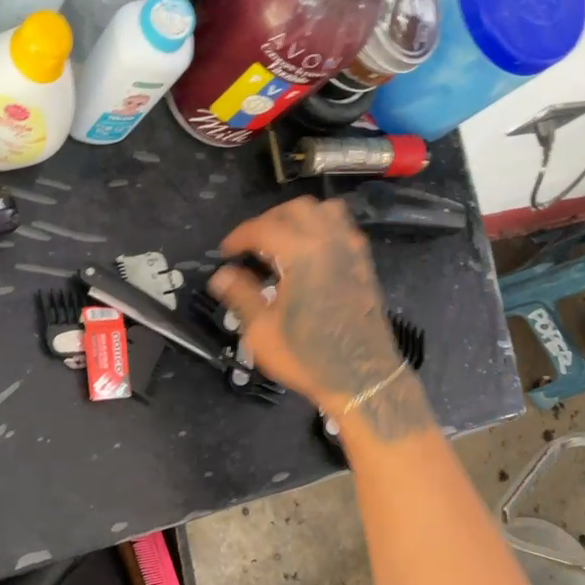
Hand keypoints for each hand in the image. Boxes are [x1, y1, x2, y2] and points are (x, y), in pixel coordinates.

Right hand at [207, 197, 431, 441]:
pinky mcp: (363, 262)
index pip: (264, 228)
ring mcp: (351, 249)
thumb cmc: (306, 356)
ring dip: (297, 219)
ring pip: (323, 211)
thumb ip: (241, 295)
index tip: (225, 252)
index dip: (239, 236)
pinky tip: (307, 255)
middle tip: (250, 246)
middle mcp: (329, 241)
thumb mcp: (262, 330)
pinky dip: (320, 229)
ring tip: (280, 243)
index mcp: (301, 253)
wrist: (359, 375)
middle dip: (268, 221)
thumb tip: (221, 275)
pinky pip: (342, 228)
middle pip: (295, 209)